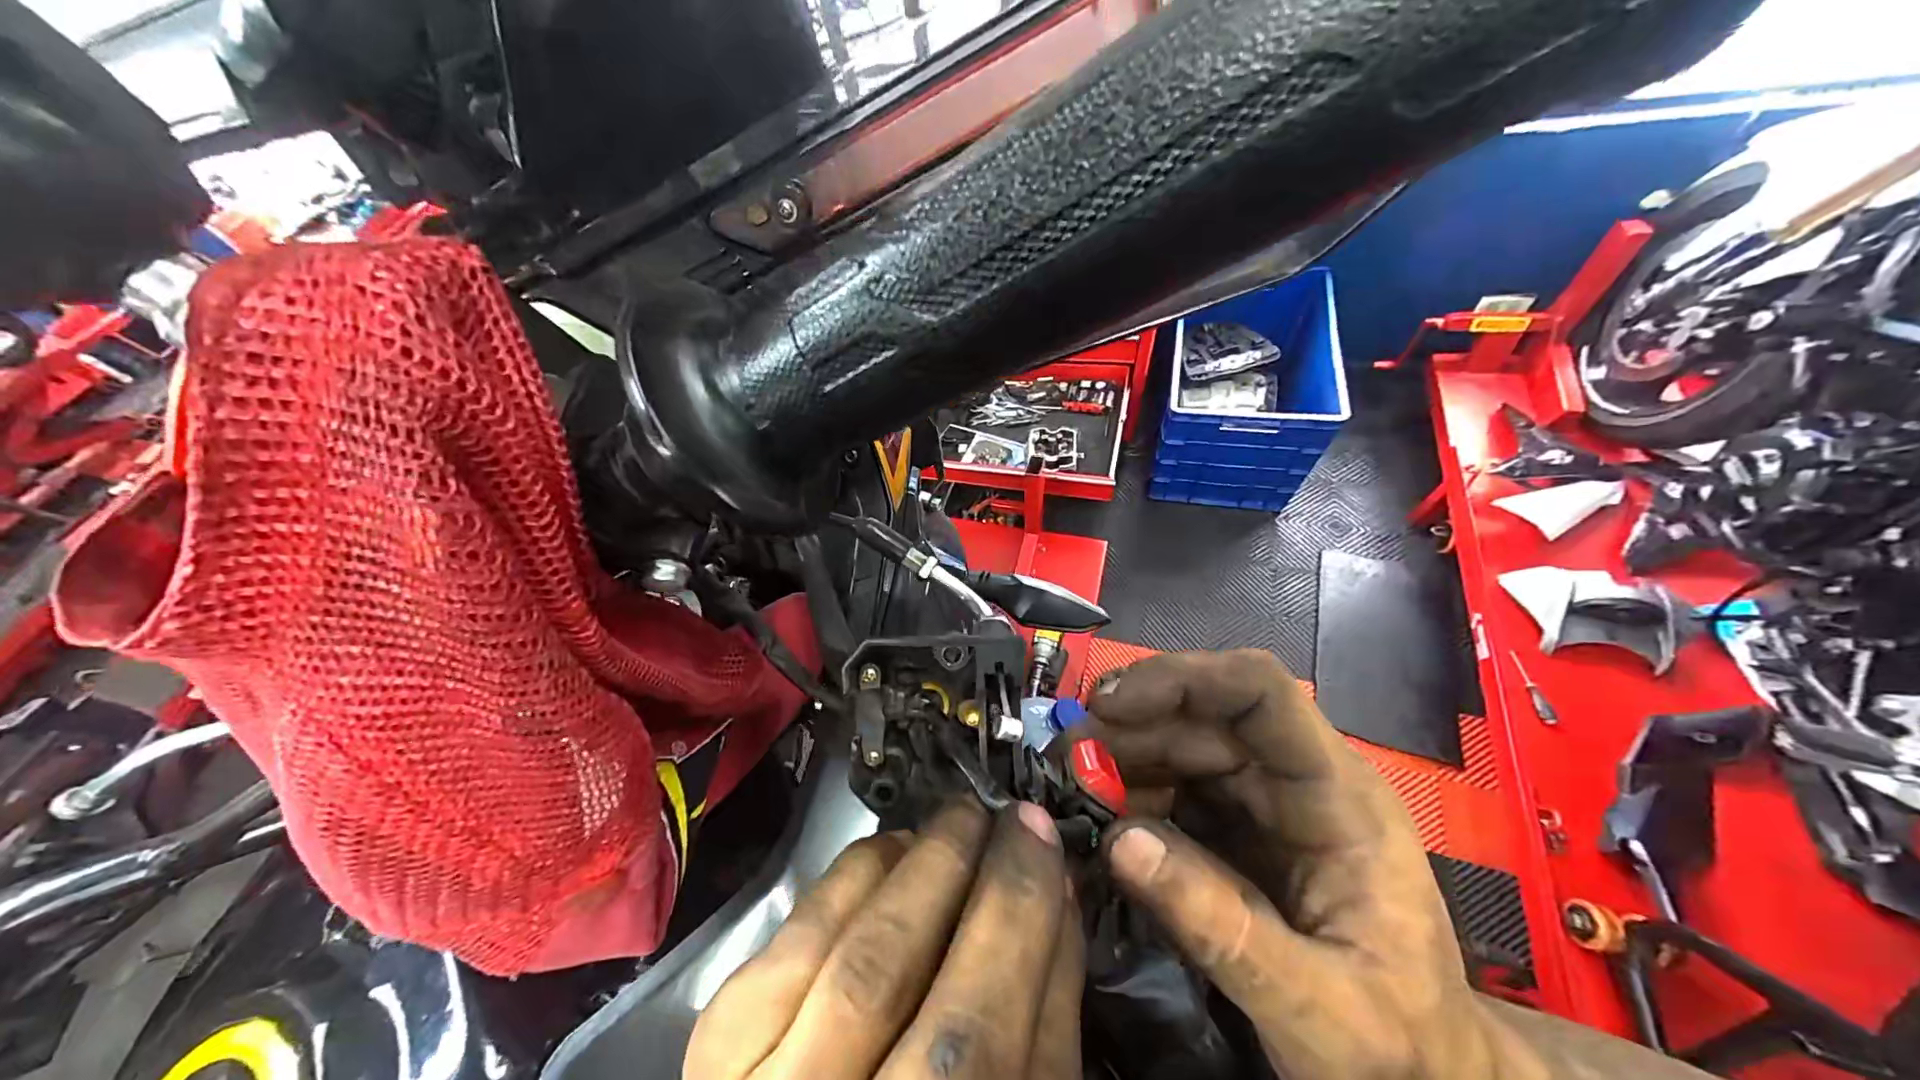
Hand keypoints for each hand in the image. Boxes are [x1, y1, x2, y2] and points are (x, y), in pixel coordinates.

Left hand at [684, 799, 1083, 1079]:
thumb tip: (1055, 897)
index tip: (1051, 850)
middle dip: (996, 894)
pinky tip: (892, 849)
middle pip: (945, 1021)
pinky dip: (856, 876)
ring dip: (926, 869)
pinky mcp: (719, 1046)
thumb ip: (1042, 1025)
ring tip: (962, 819)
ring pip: (865, 964)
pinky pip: (798, 939)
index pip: (1007, 1051)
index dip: (1034, 933)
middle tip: (1017, 819)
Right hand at [1083, 650, 1505, 1079]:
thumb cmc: (1398, 1045)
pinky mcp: (1237, 830)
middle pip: (1204, 718)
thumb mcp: (1317, 1007)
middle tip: (1063, 763)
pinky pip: (1173, 791)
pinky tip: (1096, 821)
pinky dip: (1129, 798)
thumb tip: (1121, 843)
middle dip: (1129, 730)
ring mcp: (1265, 804)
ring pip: (1180, 748)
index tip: (1110, 705)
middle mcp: (1298, 782)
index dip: (1185, 679)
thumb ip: (1222, 927)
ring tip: (1069, 791)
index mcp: (1339, 798)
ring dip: (1121, 760)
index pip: (1263, 694)